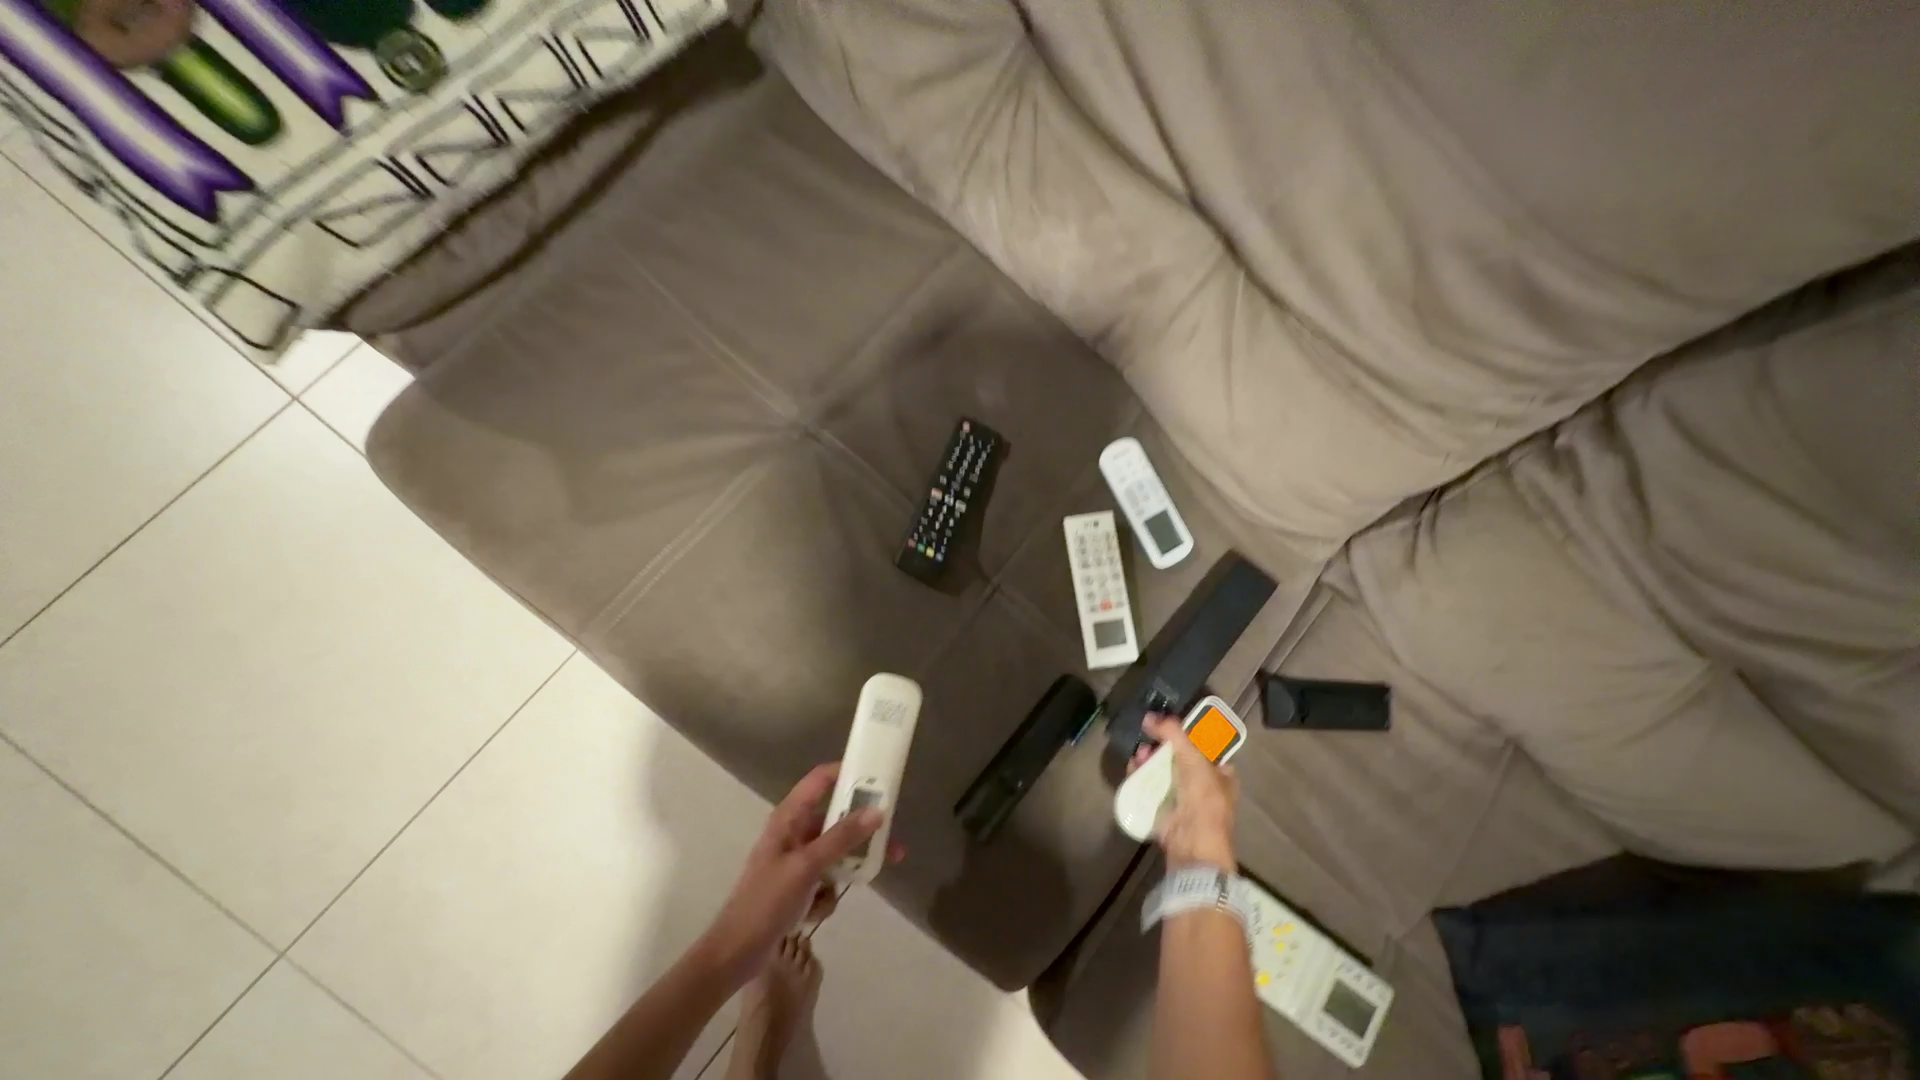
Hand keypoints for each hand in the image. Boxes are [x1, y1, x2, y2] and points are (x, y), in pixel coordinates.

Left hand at [699, 763, 901, 980]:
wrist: (737, 952)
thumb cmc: (766, 902)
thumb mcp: (806, 867)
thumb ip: (842, 838)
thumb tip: (877, 811)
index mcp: (788, 818)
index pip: (819, 780)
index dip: (846, 773)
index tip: (878, 778)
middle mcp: (793, 833)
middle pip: (835, 820)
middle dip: (861, 834)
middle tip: (891, 843)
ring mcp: (796, 861)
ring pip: (836, 853)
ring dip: (844, 872)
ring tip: (856, 884)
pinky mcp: (800, 886)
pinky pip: (827, 880)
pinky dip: (826, 895)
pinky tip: (814, 912)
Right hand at [1129, 713, 1239, 872]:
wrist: (1193, 846)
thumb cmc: (1203, 800)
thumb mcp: (1194, 760)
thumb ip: (1174, 734)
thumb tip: (1150, 716)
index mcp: (1221, 773)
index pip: (1203, 746)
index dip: (1185, 733)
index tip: (1165, 723)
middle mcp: (1203, 784)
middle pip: (1178, 756)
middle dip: (1161, 745)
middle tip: (1148, 736)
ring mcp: (1183, 798)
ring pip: (1162, 770)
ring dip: (1149, 759)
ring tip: (1139, 753)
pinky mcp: (1164, 808)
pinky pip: (1150, 786)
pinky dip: (1141, 775)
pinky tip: (1133, 767)